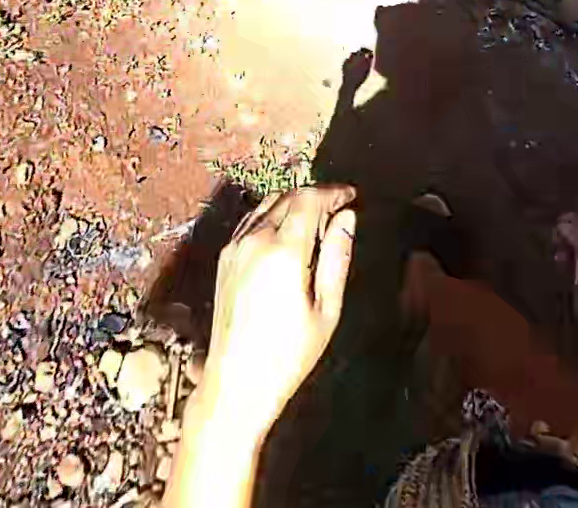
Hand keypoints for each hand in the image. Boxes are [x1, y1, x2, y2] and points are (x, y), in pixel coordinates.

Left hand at [193, 185, 357, 446]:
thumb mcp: (326, 309)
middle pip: (290, 196)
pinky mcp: (225, 257)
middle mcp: (256, 240)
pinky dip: (275, 212)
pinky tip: (289, 231)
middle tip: (339, 207)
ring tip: (318, 218)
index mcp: (283, 251)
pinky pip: (253, 219)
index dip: (333, 192)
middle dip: (317, 195)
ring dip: (296, 201)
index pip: (310, 199)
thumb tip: (347, 217)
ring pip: (270, 203)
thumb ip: (338, 257)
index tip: (351, 196)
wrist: (233, 385)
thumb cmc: (288, 355)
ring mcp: (236, 246)